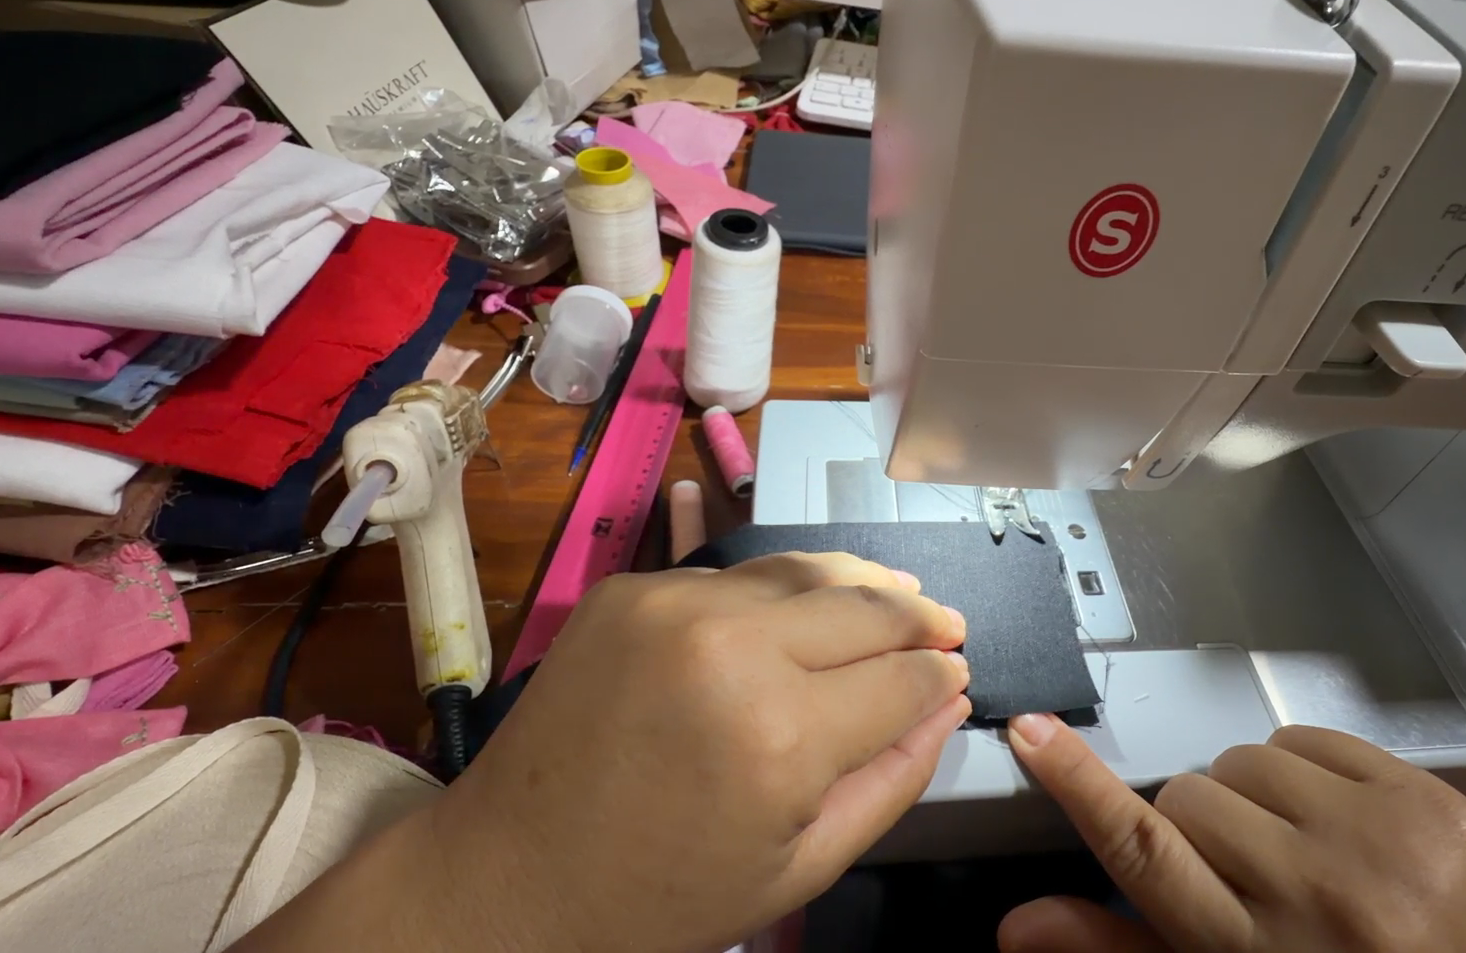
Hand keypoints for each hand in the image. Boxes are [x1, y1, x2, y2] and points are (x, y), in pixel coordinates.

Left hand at [235, 552, 968, 952]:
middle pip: (866, 605)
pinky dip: (785, 593)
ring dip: (864, 582)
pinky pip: (739, 576)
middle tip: (947, 622)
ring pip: (808, 568)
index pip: (904, 678)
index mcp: (782, 737)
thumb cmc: (664, 896)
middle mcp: (735, 647)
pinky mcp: (635, 585)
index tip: (960, 668)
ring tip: (899, 594)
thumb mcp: (800, 867)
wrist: (506, 878)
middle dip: (919, 615)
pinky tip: (804, 611)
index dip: (943, 672)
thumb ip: (893, 778)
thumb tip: (950, 698)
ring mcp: (678, 602)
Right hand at [999, 718, 1465, 952]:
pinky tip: (1336, 824)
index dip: (1078, 784)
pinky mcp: (1428, 800)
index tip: (1030, 728)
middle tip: (1241, 875)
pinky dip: (1301, 771)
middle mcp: (1318, 896)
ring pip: (1242, 759)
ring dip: (1249, 797)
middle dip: (1195, 824)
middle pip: (1190, 796)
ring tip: (1294, 851)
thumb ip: (1120, 949)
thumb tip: (1014, 925)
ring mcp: (1382, 842)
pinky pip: (1305, 737)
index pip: (1144, 852)